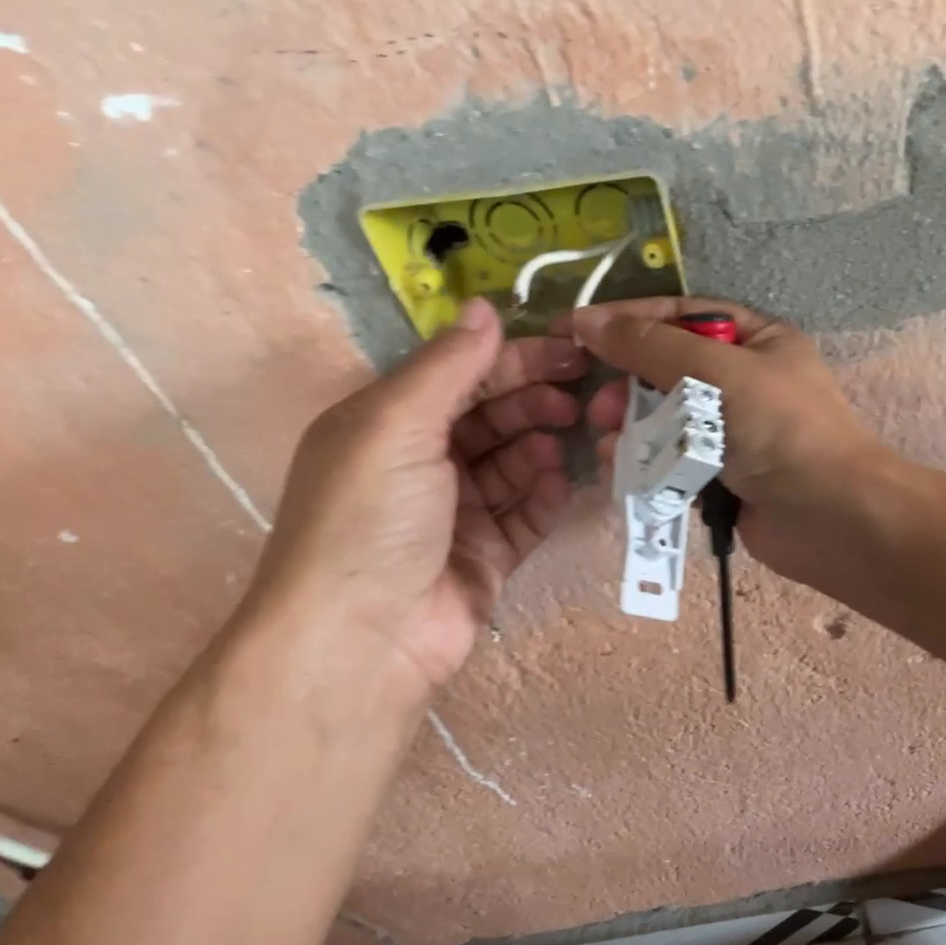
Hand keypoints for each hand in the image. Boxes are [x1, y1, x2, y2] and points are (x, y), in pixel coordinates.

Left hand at [248, 298, 586, 697]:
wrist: (362, 638)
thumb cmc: (369, 518)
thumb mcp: (396, 426)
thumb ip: (448, 367)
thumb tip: (484, 305)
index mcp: (387, 423)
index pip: (461, 375)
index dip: (513, 358)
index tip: (571, 352)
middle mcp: (422, 463)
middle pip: (493, 417)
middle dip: (536, 401)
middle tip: (583, 400)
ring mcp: (458, 512)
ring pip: (516, 463)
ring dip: (545, 447)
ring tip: (574, 441)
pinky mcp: (488, 554)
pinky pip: (528, 513)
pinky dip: (547, 495)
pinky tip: (562, 483)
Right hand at [553, 298, 886, 577]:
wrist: (829, 515)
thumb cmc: (780, 429)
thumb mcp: (717, 371)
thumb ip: (650, 346)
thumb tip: (587, 320)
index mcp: (759, 341)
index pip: (683, 315)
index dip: (629, 319)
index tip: (574, 330)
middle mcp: (748, 381)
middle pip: (670, 369)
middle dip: (629, 383)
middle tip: (599, 404)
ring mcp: (736, 433)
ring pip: (668, 419)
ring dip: (633, 426)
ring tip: (608, 437)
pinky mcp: (725, 478)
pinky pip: (675, 461)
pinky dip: (649, 462)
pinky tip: (623, 467)